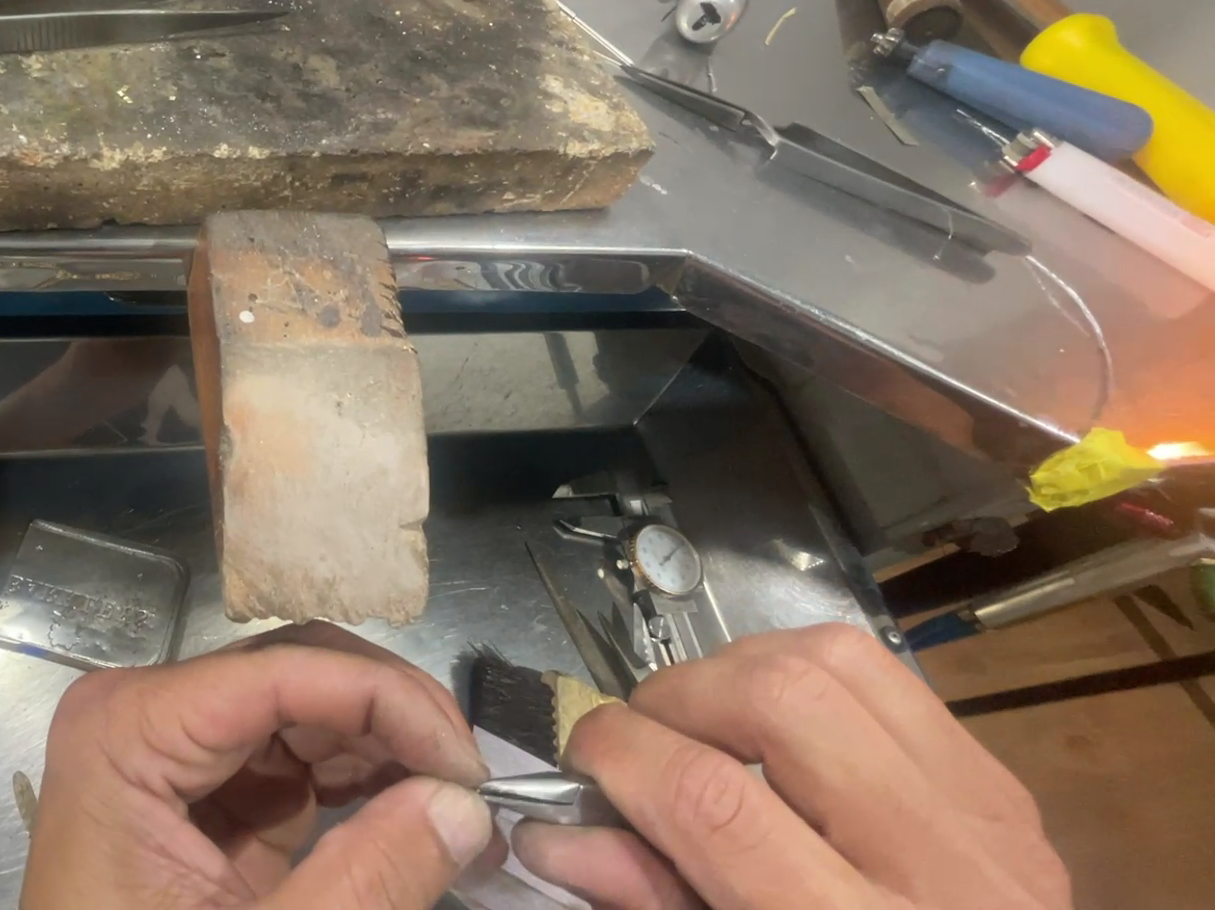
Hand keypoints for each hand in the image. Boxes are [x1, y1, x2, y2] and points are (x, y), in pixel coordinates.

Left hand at [22, 622, 495, 908]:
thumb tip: (465, 807)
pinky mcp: (203, 777)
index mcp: (130, 726)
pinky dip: (355, 774)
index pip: (280, 668)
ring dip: (383, 745)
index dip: (385, 699)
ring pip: (304, 703)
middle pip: (295, 670)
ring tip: (454, 799)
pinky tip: (407, 804)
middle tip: (470, 783)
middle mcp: (148, 708)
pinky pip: (292, 750)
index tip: (467, 764)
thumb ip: (364, 880)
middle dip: (391, 718)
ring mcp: (176, 738)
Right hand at [511, 624, 1070, 909]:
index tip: (581, 757)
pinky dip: (793, 668)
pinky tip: (771, 724)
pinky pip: (875, 668)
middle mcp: (945, 874)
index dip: (617, 753)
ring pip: (828, 658)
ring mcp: (987, 817)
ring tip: (705, 725)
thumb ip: (646, 897)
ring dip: (733, 670)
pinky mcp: (995, 782)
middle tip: (648, 743)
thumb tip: (548, 829)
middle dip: (675, 698)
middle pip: (778, 699)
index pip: (711, 800)